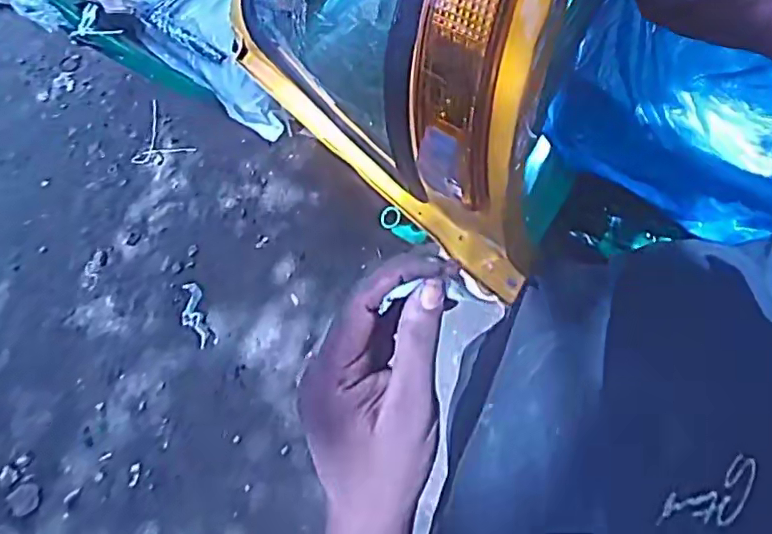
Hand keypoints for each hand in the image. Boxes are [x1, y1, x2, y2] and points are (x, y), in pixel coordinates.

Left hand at [300, 253, 456, 533]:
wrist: (372, 520)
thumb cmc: (390, 469)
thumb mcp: (411, 405)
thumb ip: (420, 342)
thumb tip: (433, 284)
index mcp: (327, 370)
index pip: (360, 302)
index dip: (398, 275)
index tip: (437, 263)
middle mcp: (322, 362)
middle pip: (365, 304)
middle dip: (407, 282)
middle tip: (448, 271)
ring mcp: (334, 369)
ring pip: (373, 316)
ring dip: (409, 298)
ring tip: (446, 284)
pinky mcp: (349, 376)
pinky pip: (377, 334)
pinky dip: (404, 320)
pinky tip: (430, 311)